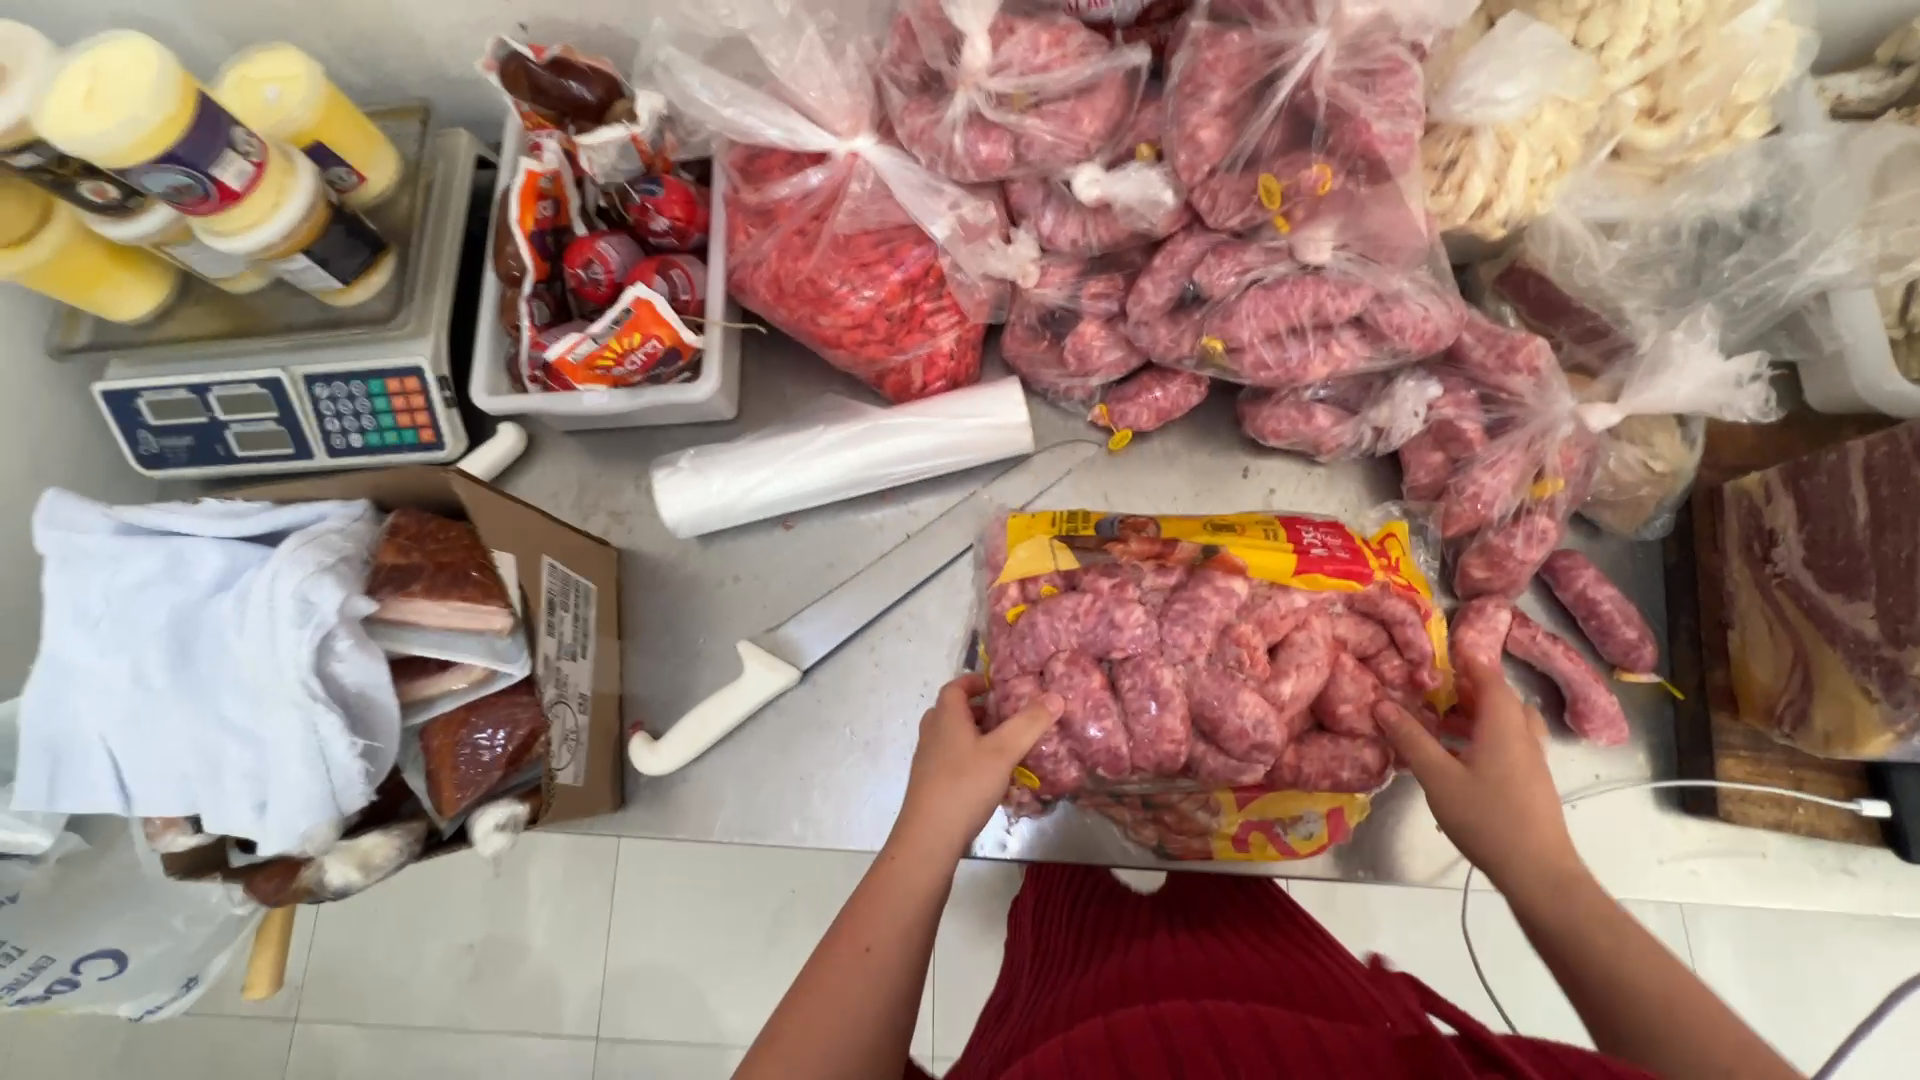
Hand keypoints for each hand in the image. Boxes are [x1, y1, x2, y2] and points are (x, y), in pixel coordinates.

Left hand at [892, 675, 1062, 859]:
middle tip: (1006, 716)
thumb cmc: (965, 784)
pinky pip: (951, 760)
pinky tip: (991, 777)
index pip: (955, 687)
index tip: (995, 685)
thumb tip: (1055, 696)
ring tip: (1004, 745)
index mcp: (946, 717)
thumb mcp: (1003, 751)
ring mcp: (928, 760)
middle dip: (978, 709)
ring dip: (975, 735)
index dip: (974, 681)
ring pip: (952, 737)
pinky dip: (970, 758)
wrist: (929, 836)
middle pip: (953, 711)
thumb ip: (1029, 724)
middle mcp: (932, 733)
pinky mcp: (930, 783)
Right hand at [1374, 658, 1585, 896]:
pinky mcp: (1530, 781)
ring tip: (1439, 720)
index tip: (1441, 650)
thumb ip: (1410, 738)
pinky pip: (1507, 743)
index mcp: (1503, 726)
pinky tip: (1456, 756)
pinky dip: (1483, 736)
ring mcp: (1531, 760)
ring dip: (1475, 714)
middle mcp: (1522, 736)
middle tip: (1434, 688)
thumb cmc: (1488, 818)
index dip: (1467, 661)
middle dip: (1469, 688)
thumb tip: (1382, 703)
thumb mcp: (1438, 777)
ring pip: (1506, 722)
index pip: (1488, 678)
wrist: (1539, 872)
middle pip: (1500, 699)